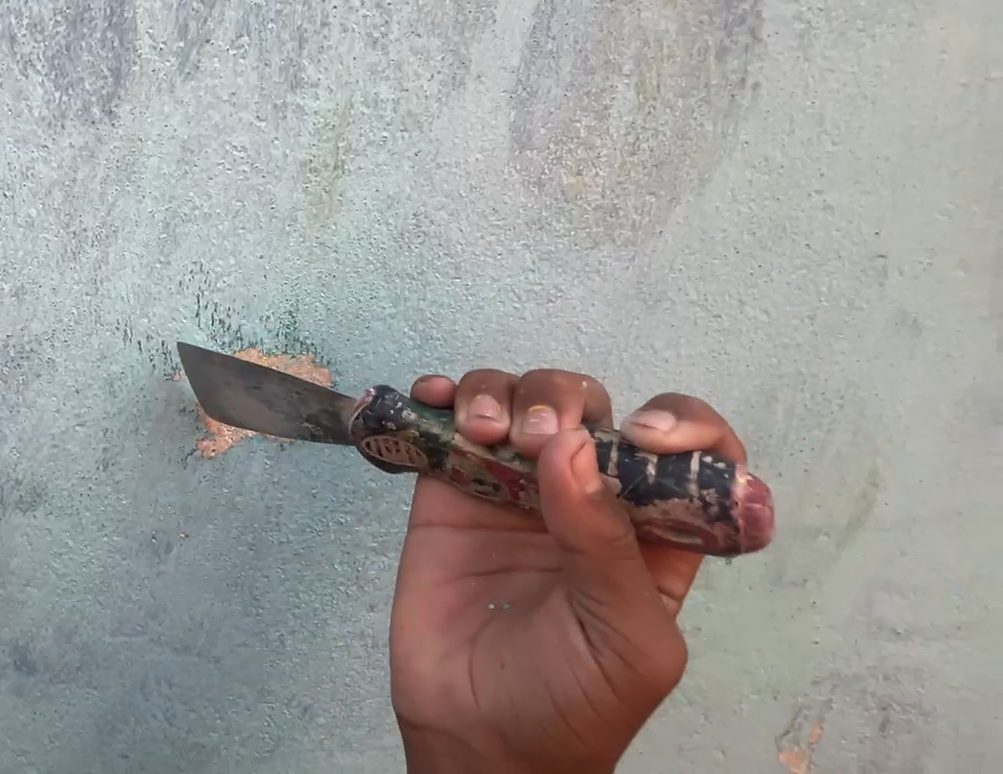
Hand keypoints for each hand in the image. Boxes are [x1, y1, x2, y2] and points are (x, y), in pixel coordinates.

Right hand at [389, 369, 746, 773]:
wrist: (470, 729)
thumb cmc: (571, 700)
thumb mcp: (624, 639)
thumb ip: (606, 547)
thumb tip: (570, 447)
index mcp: (649, 532)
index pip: (687, 454)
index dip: (680, 426)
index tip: (640, 436)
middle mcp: (580, 495)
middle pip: (585, 407)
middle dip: (560, 400)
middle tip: (532, 439)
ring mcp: (506, 484)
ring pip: (511, 398)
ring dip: (495, 391)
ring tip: (479, 430)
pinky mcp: (445, 486)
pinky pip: (441, 422)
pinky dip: (438, 395)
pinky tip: (433, 398)